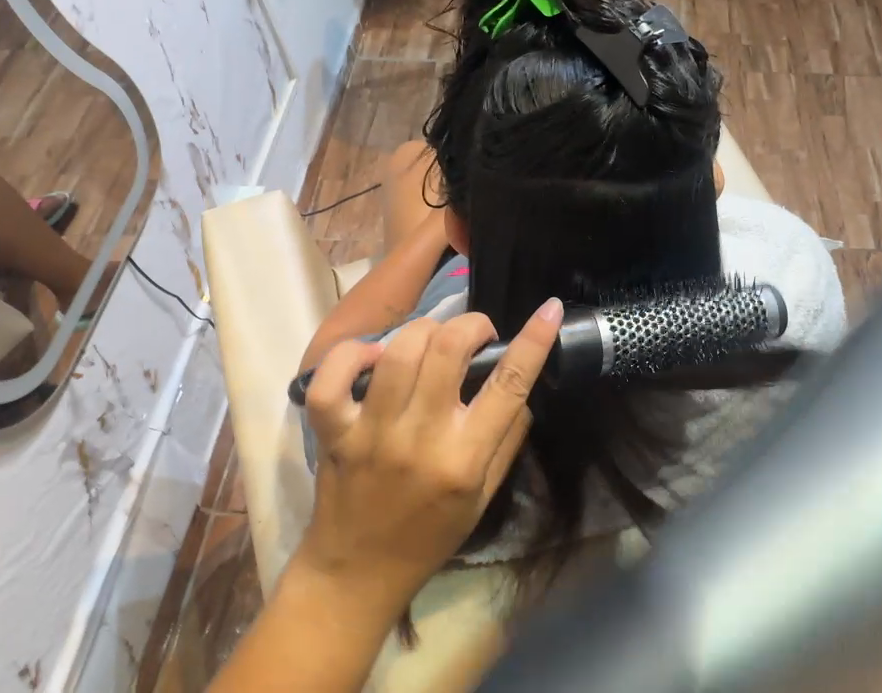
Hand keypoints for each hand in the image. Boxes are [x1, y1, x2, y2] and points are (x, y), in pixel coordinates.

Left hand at [296, 298, 562, 610]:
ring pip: (397, 351)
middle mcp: (419, 440)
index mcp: (464, 459)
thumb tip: (521, 386)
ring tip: (431, 341)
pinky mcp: (333, 433)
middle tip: (477, 335)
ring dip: (423, 331)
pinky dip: (351, 355)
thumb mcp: (485, 496)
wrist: (358, 573)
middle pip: (447, 350)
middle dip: (471, 325)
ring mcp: (371, 434)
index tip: (549, 309)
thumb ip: (507, 439)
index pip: (509, 385)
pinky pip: (332, 378)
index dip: (534, 340)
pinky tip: (372, 357)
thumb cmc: (432, 534)